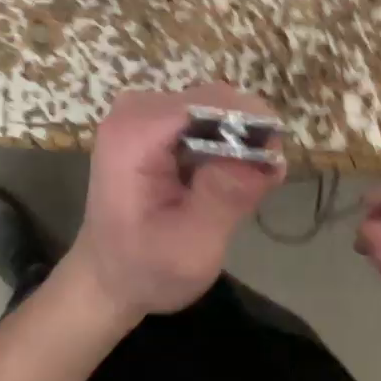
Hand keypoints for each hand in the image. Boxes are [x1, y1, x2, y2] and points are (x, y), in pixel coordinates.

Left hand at [65, 84, 285, 317]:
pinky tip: (224, 182)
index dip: (249, 126)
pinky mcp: (150, 124)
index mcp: (133, 134)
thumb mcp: (190, 247)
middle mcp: (134, 110)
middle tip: (265, 182)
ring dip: (237, 143)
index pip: (209, 103)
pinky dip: (222, 145)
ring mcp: (141, 114)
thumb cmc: (145, 268)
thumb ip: (222, 199)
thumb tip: (263, 158)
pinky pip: (202, 119)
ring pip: (214, 109)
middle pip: (213, 101)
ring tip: (245, 188)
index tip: (274, 164)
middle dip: (246, 136)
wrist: (106, 279)